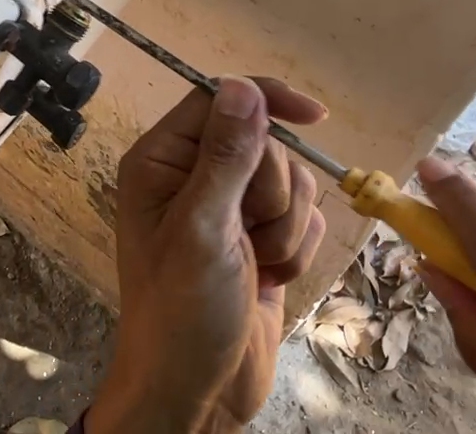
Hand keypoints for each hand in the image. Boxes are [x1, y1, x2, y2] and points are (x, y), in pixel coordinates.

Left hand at [87, 78, 327, 433]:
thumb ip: (225, 156)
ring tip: (254, 264)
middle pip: (263, 142)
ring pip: (288, 181)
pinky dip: (294, 249)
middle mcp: (192, 174)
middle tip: (245, 236)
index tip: (314, 116)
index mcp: (162, 159)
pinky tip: (268, 278)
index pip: (216, 100)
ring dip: (283, 227)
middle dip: (270, 194)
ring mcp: (228, 207)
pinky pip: (300, 219)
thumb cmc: (183, 310)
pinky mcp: (258, 237)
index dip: (265, 100)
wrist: (196, 389)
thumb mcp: (202, 229)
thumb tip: (242, 85)